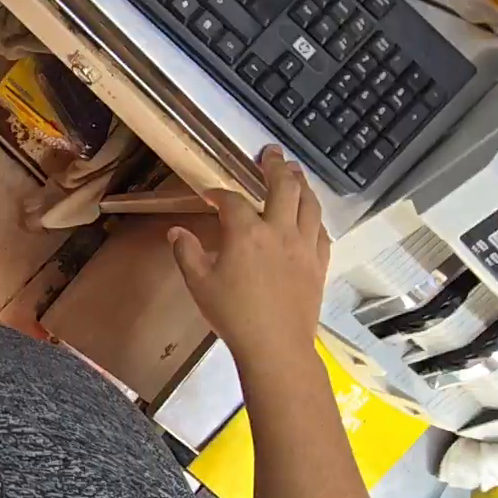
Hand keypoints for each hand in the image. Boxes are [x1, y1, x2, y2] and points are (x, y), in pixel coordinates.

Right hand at [169, 146, 330, 359]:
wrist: (275, 345)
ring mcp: (304, 246)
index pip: (232, 201)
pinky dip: (314, 215)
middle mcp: (279, 231)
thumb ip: (187, 253)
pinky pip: (321, 230)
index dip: (220, 193)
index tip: (211, 194)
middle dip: (275, 166)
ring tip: (295, 172)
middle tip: (271, 153)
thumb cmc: (232, 315)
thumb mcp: (198, 284)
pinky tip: (310, 215)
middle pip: (283, 187)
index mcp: (246, 234)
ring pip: (309, 203)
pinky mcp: (318, 263)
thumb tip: (177, 232)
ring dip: (302, 183)